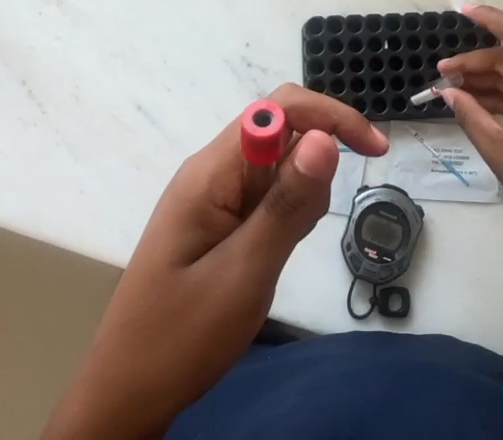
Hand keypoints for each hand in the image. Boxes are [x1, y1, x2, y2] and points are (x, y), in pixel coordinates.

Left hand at [43, 84, 388, 439]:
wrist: (127, 393)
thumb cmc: (182, 336)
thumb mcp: (245, 272)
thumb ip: (287, 204)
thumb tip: (326, 137)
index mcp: (211, 173)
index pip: (279, 110)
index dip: (330, 116)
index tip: (374, 151)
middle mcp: (211, 172)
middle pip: (280, 130)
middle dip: (319, 156)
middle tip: (317, 222)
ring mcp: (212, 196)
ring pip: (277, 163)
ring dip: (302, 190)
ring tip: (285, 250)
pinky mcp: (217, 220)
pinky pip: (265, 194)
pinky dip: (288, 211)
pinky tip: (278, 251)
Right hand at [438, 6, 502, 243]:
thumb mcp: (495, 149)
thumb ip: (469, 114)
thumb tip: (447, 91)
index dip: (491, 18)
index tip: (463, 11)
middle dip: (473, 63)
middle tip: (440, 75)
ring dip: (482, 80)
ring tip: (449, 88)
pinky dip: (496, 95)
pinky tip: (471, 102)